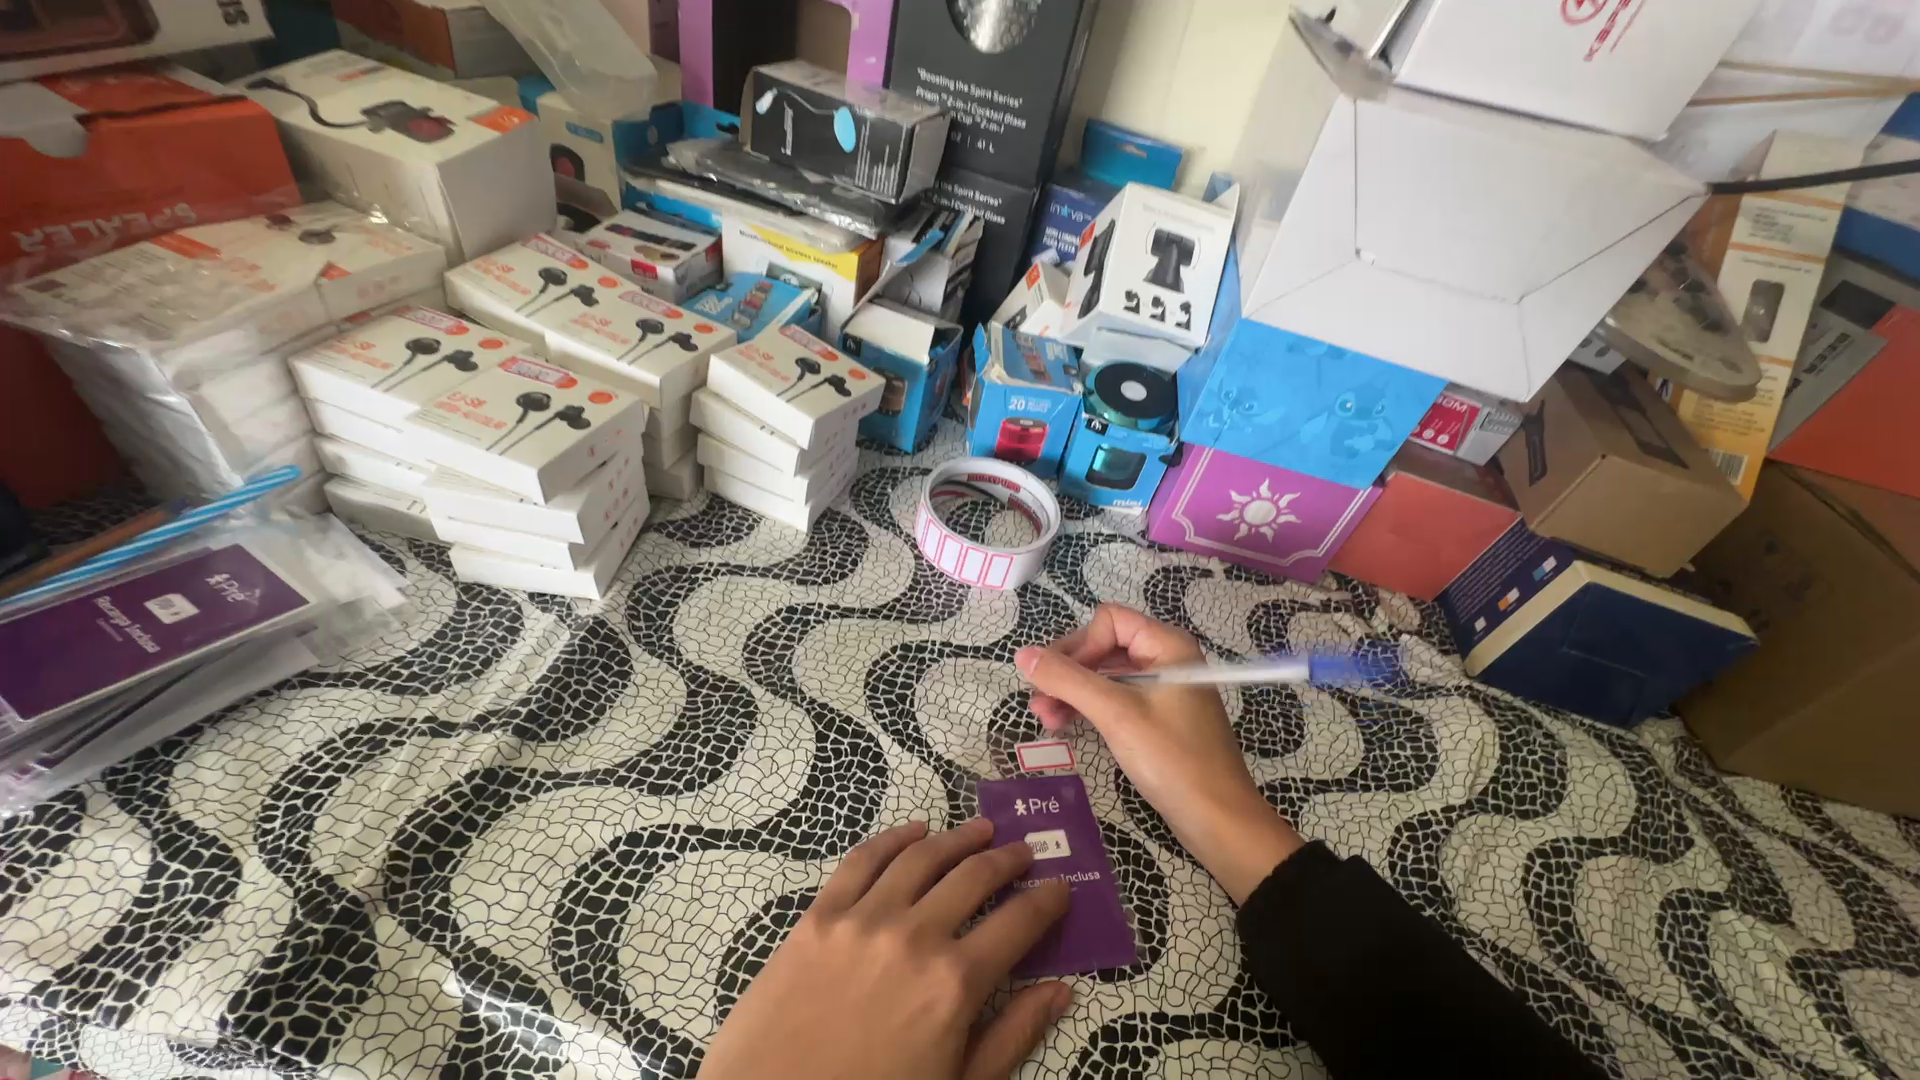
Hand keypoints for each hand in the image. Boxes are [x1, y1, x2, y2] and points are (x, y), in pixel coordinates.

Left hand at [700, 819, 1073, 1079]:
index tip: (1060, 887)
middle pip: (974, 877)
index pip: (1018, 923)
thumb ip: (1011, 1035)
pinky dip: (895, 838)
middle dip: (1007, 860)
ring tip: (981, 829)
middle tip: (1024, 851)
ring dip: (959, 837)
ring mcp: (863, 918)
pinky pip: (863, 859)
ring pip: (923, 857)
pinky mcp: (819, 915)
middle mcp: (915, 935)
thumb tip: (1060, 989)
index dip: (1046, 901)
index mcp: (954, 984)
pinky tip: (915, 832)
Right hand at [1016, 604, 1302, 904]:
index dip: (1078, 645)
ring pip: (1105, 675)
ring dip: (1072, 692)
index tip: (1055, 679)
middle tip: (1038, 702)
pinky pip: (1115, 699)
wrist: (1219, 821)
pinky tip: (1064, 724)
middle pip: (1104, 646)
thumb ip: (1068, 680)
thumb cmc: (1172, 759)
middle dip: (1068, 671)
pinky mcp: (1157, 718)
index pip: (1109, 621)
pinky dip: (1089, 708)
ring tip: (1044, 719)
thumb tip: (1022, 654)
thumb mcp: (1115, 714)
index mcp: (1167, 646)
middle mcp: (1166, 659)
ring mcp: (1163, 690)